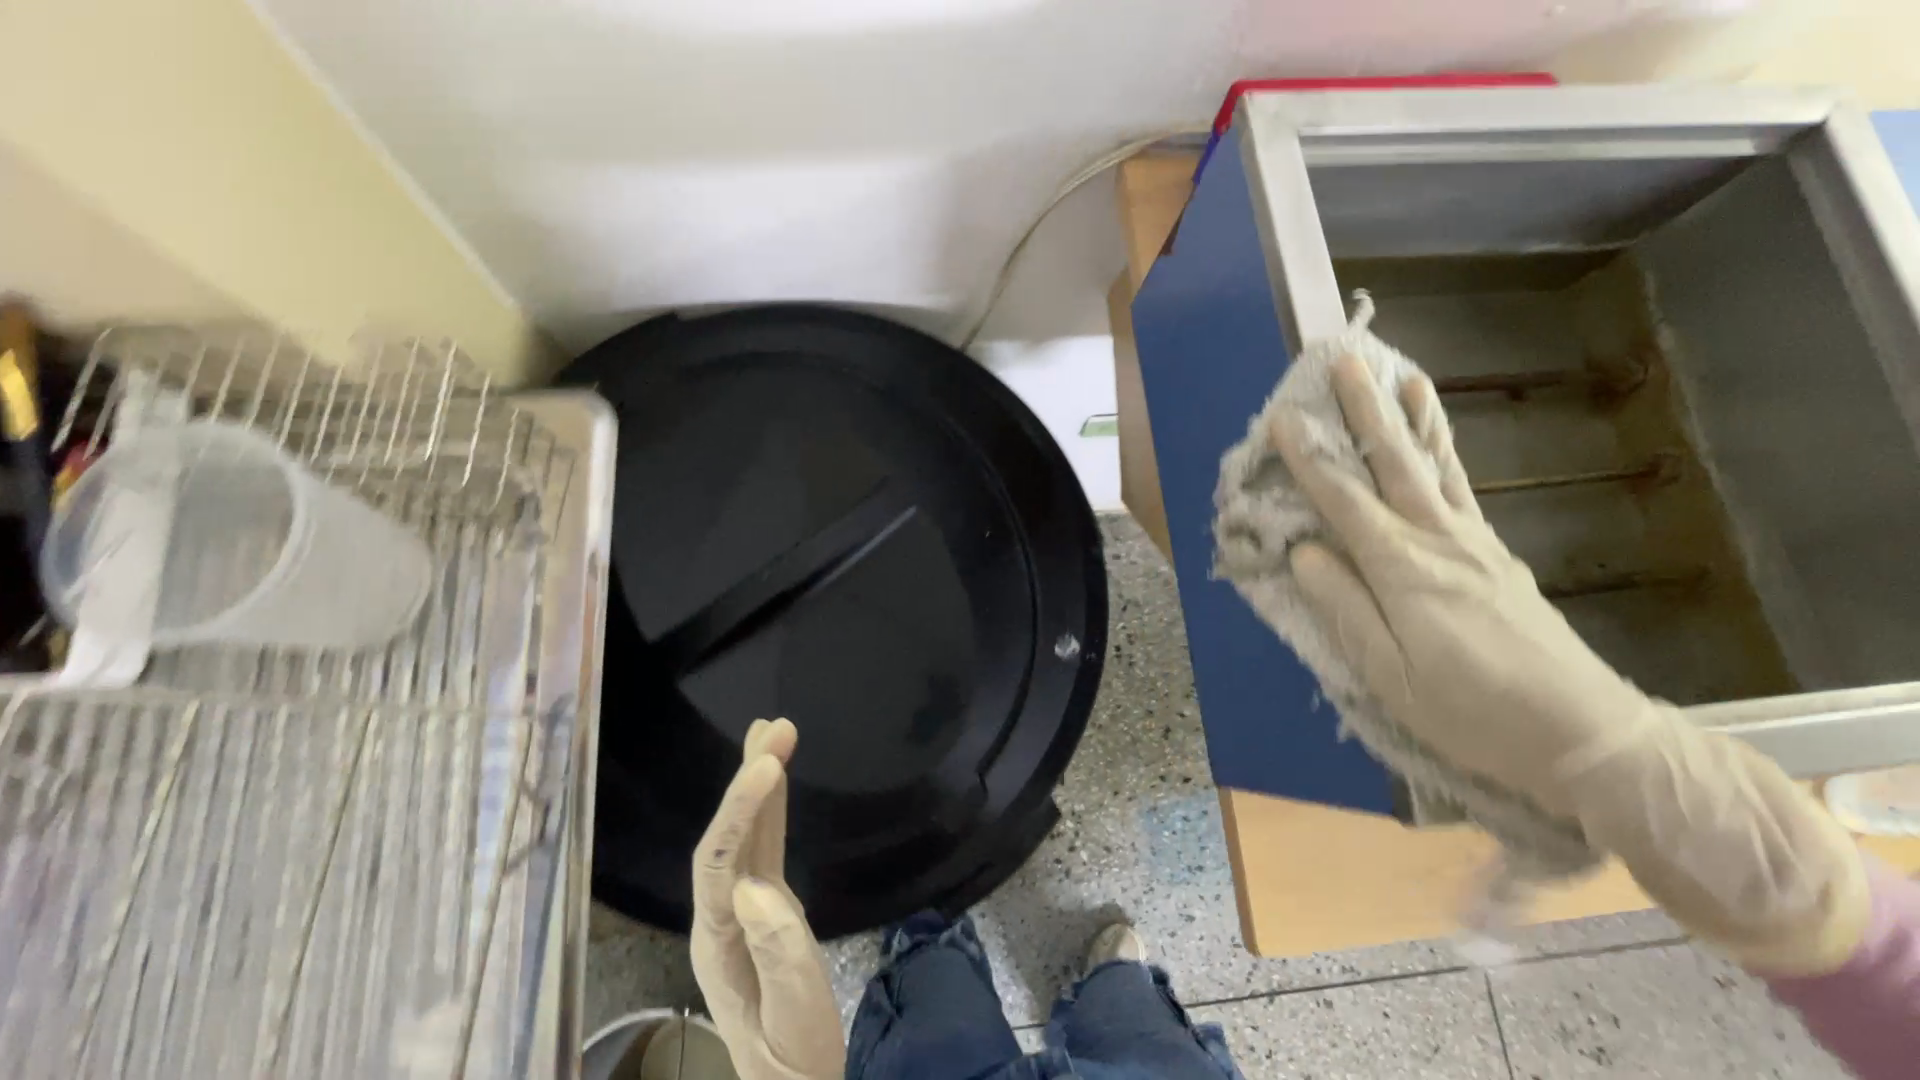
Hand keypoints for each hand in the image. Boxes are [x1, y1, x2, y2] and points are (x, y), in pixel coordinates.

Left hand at [690, 718, 845, 1079]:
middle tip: (776, 728)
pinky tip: (775, 783)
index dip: (741, 810)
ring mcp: (740, 911)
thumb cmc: (795, 1055)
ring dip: (757, 784)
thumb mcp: (794, 1012)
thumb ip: (777, 951)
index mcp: (718, 939)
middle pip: (728, 837)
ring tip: (773, 734)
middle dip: (748, 780)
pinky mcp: (763, 909)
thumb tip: (755, 887)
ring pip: (745, 837)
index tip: (770, 765)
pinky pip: (763, 849)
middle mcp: (721, 915)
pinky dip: (769, 811)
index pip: (721, 862)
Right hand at [1271, 352, 1868, 975]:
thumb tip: (1303, 550)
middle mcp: (1439, 542)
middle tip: (1347, 360)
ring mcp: (1474, 545)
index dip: (1310, 459)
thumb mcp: (1387, 674)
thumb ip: (1342, 606)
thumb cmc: (1469, 712)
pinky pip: (1462, 491)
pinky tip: (1439, 446)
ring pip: (1436, 468)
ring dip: (1415, 419)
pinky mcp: (1496, 558)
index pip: (1344, 502)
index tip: (1283, 417)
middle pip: (1395, 465)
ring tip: (1405, 374)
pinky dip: (1446, 456)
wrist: (1581, 733)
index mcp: (1402, 571)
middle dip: (1366, 411)